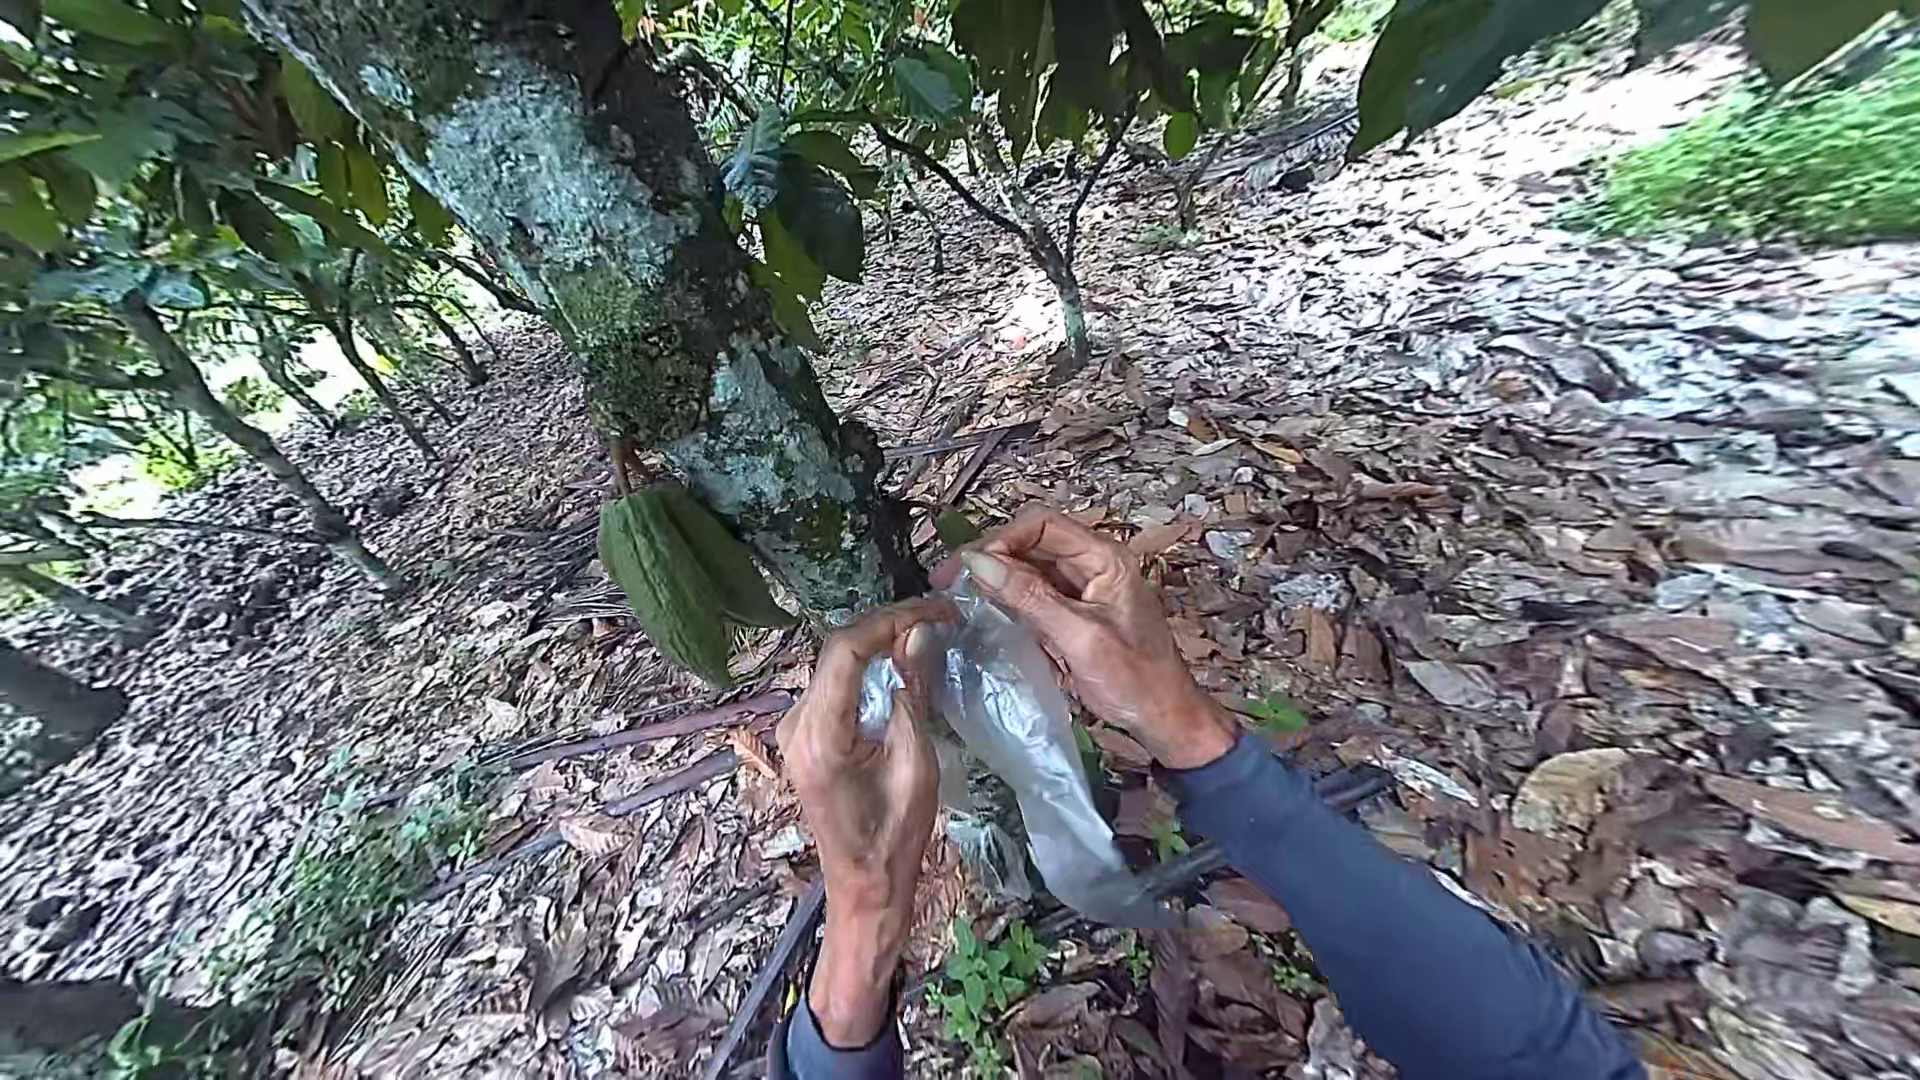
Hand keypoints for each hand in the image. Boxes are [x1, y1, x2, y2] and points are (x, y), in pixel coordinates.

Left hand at [777, 598, 950, 1046]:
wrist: (863, 888)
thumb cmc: (896, 837)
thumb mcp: (916, 766)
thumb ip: (912, 695)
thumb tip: (919, 634)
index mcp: (820, 736)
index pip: (848, 649)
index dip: (893, 619)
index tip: (938, 612)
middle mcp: (796, 724)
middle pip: (838, 648)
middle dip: (890, 623)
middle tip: (939, 617)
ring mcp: (795, 728)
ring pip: (836, 659)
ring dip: (880, 639)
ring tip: (927, 630)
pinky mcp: (805, 733)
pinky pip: (836, 680)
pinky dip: (869, 662)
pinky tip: (900, 658)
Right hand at [938, 505, 1237, 769]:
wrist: (1164, 719)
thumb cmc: (1134, 679)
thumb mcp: (1079, 636)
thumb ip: (1029, 596)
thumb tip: (979, 562)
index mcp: (1104, 557)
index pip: (1043, 525)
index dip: (1003, 538)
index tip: (971, 565)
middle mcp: (1090, 564)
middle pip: (1030, 542)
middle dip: (990, 556)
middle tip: (949, 579)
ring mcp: (1079, 587)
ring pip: (1026, 567)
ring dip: (994, 577)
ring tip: (957, 593)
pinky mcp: (1069, 610)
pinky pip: (1030, 593)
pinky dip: (1005, 598)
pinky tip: (982, 608)